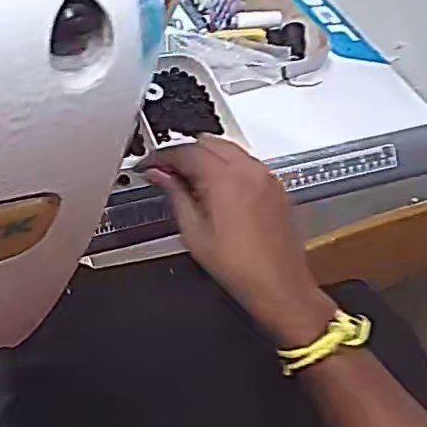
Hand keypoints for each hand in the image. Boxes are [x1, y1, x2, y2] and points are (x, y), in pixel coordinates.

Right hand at [143, 135, 336, 344]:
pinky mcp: (274, 186)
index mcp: (225, 178)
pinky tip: (212, 188)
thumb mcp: (193, 230)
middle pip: (207, 142)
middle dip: (183, 153)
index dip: (162, 156)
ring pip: (227, 149)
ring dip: (205, 157)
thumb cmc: (239, 265)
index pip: (186, 151)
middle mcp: (249, 170)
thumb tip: (160, 175)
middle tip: (164, 171)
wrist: (277, 283)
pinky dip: (225, 166)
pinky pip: (245, 162)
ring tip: (186, 181)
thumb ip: (175, 194)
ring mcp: (265, 176)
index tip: (149, 165)